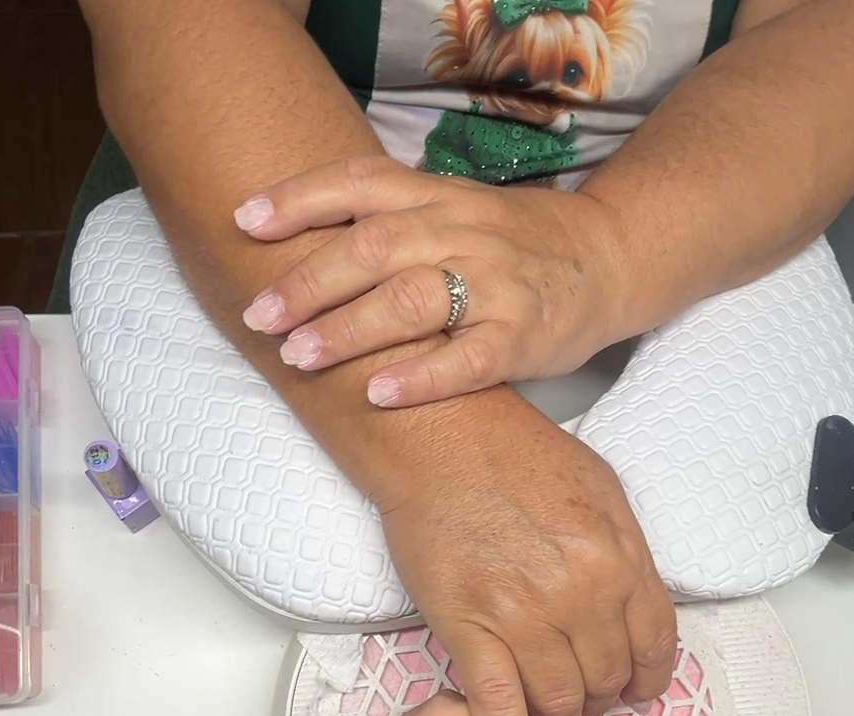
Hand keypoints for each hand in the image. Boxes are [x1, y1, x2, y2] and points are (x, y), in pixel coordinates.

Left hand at [234, 155, 627, 406]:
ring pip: (413, 300)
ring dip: (349, 329)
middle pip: (373, 248)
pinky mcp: (522, 337)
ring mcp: (496, 284)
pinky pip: (467, 360)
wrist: (608, 259)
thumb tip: (305, 243)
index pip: (360, 184)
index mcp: (439, 198)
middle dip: (309, 283)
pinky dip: (420, 378)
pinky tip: (378, 394)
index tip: (245, 223)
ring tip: (300, 356)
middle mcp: (463, 231)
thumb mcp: (456, 211)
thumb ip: (394, 220)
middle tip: (261, 316)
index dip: (299, 199)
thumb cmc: (514, 244)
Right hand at [379, 407, 676, 715]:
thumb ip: (626, 551)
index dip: (646, 679)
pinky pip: (498, 705)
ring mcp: (524, 618)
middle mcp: (581, 597)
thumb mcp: (601, 487)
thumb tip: (632, 602)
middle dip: (600, 700)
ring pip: (560, 700)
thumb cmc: (515, 452)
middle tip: (585, 704)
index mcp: (621, 559)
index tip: (634, 690)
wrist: (440, 441)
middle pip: (606, 679)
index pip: (655, 647)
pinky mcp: (469, 630)